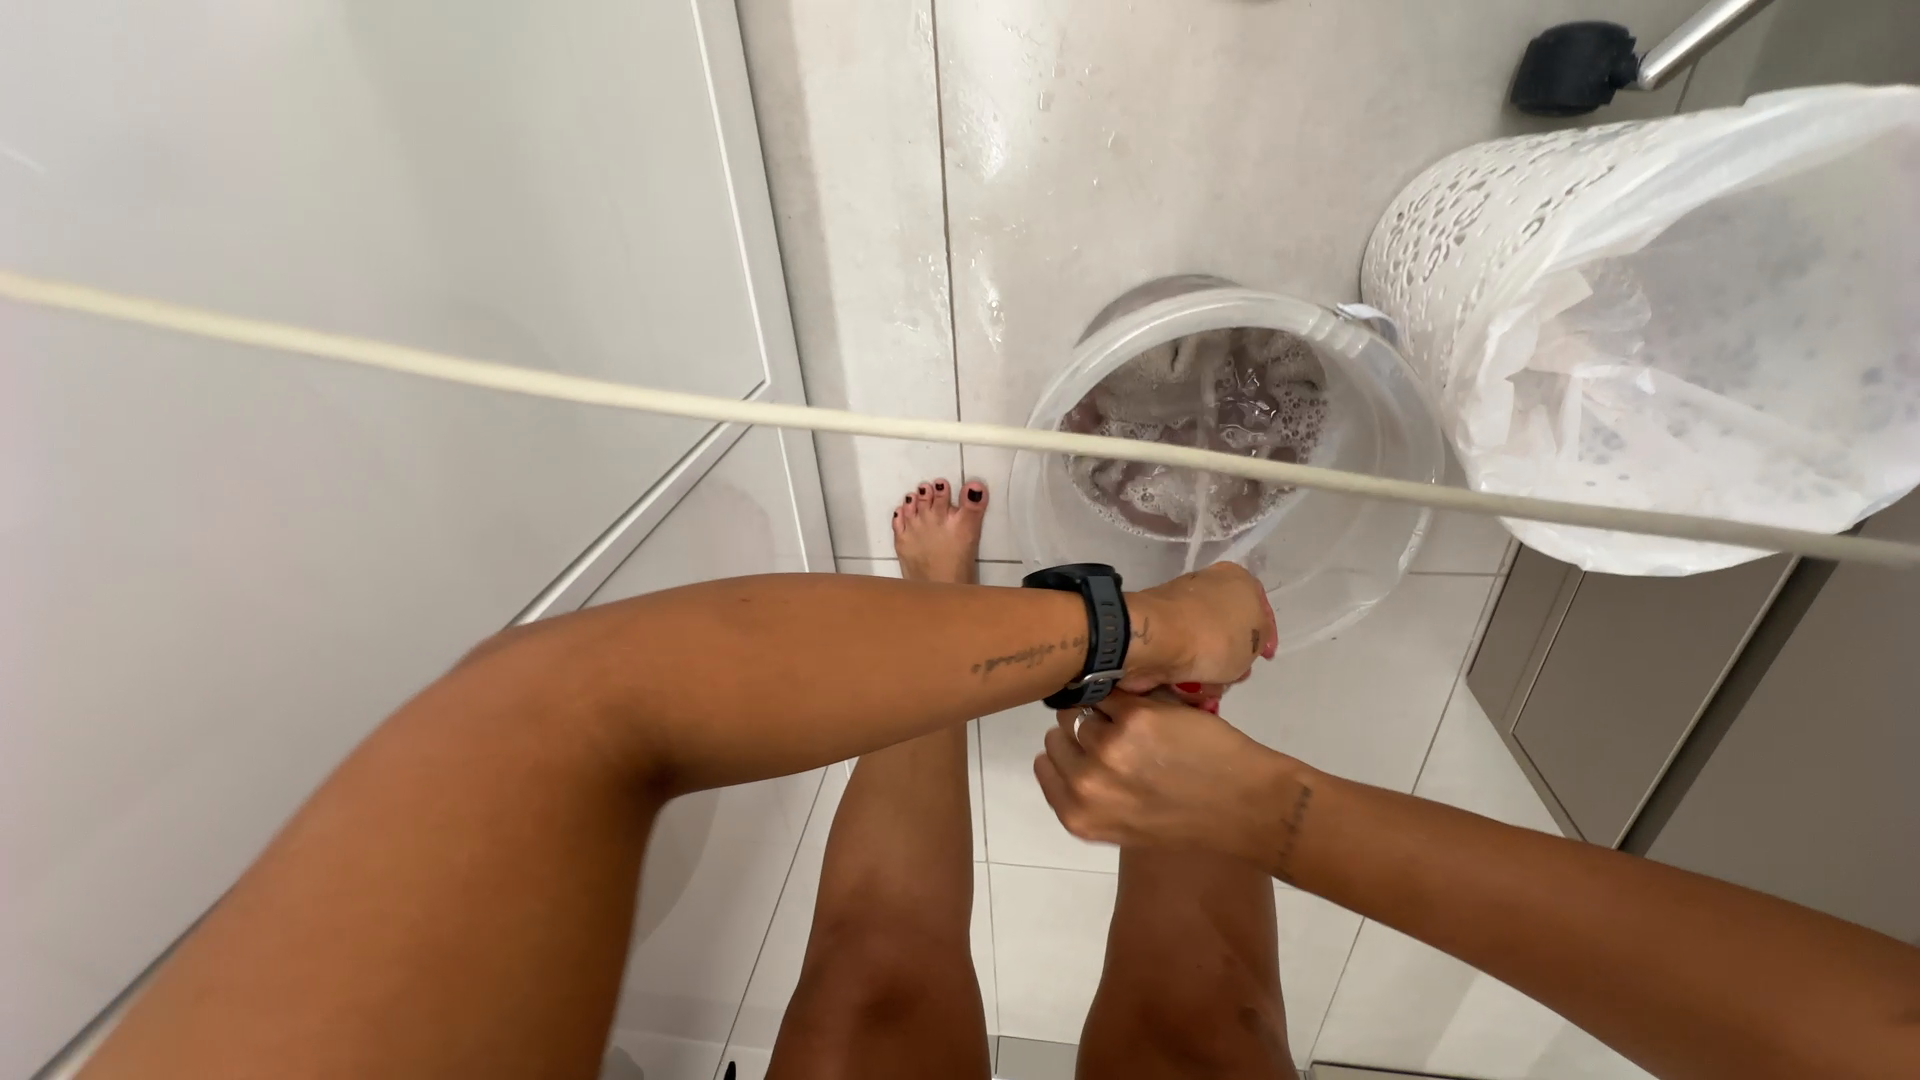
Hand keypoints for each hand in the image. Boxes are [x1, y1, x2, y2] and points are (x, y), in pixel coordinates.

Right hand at [1032, 691, 1309, 871]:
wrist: (1246, 808)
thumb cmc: (1188, 821)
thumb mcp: (1122, 826)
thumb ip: (1086, 796)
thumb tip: (1056, 750)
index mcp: (1079, 815)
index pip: (1045, 765)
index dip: (1067, 753)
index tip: (1087, 750)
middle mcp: (1086, 783)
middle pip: (1059, 734)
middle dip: (1083, 731)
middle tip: (1116, 736)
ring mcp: (1108, 747)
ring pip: (1082, 710)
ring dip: (1103, 712)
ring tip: (1136, 723)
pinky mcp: (1135, 716)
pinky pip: (1110, 693)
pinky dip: (1126, 697)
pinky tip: (1147, 708)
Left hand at [1123, 563, 1277, 690]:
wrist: (1157, 639)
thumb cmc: (1216, 634)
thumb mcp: (1257, 637)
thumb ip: (1258, 637)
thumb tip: (1244, 642)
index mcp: (1234, 578)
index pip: (1259, 607)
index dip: (1265, 635)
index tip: (1266, 657)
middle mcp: (1204, 588)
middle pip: (1230, 631)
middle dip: (1234, 658)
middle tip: (1235, 675)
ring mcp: (1177, 610)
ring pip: (1205, 648)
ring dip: (1210, 671)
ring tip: (1209, 687)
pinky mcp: (1157, 632)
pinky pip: (1180, 657)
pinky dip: (1185, 673)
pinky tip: (1187, 687)